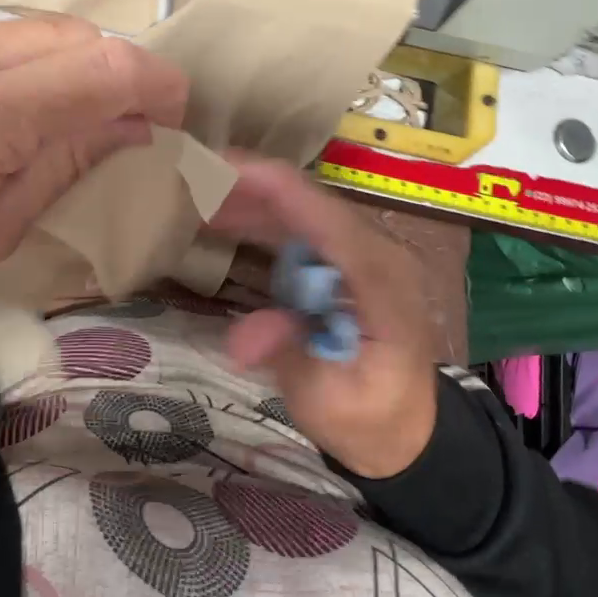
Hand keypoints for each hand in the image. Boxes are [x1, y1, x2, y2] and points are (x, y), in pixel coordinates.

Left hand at [0, 17, 187, 350]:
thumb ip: (69, 161)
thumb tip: (137, 124)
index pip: (99, 69)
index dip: (154, 85)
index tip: (179, 114)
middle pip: (73, 35)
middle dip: (118, 72)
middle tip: (134, 122)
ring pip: (35, 30)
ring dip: (72, 66)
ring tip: (77, 118)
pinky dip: (27, 63)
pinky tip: (19, 106)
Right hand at [211, 158, 440, 478]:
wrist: (408, 430)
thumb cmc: (371, 420)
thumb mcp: (330, 402)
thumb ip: (291, 358)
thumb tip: (241, 338)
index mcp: (382, 281)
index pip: (328, 219)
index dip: (275, 187)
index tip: (222, 166)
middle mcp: (378, 253)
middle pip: (311, 202)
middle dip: (251, 185)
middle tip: (189, 176)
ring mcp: (364, 253)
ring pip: (303, 208)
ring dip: (251, 199)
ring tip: (195, 193)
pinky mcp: (347, 260)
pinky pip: (302, 226)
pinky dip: (262, 219)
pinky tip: (222, 218)